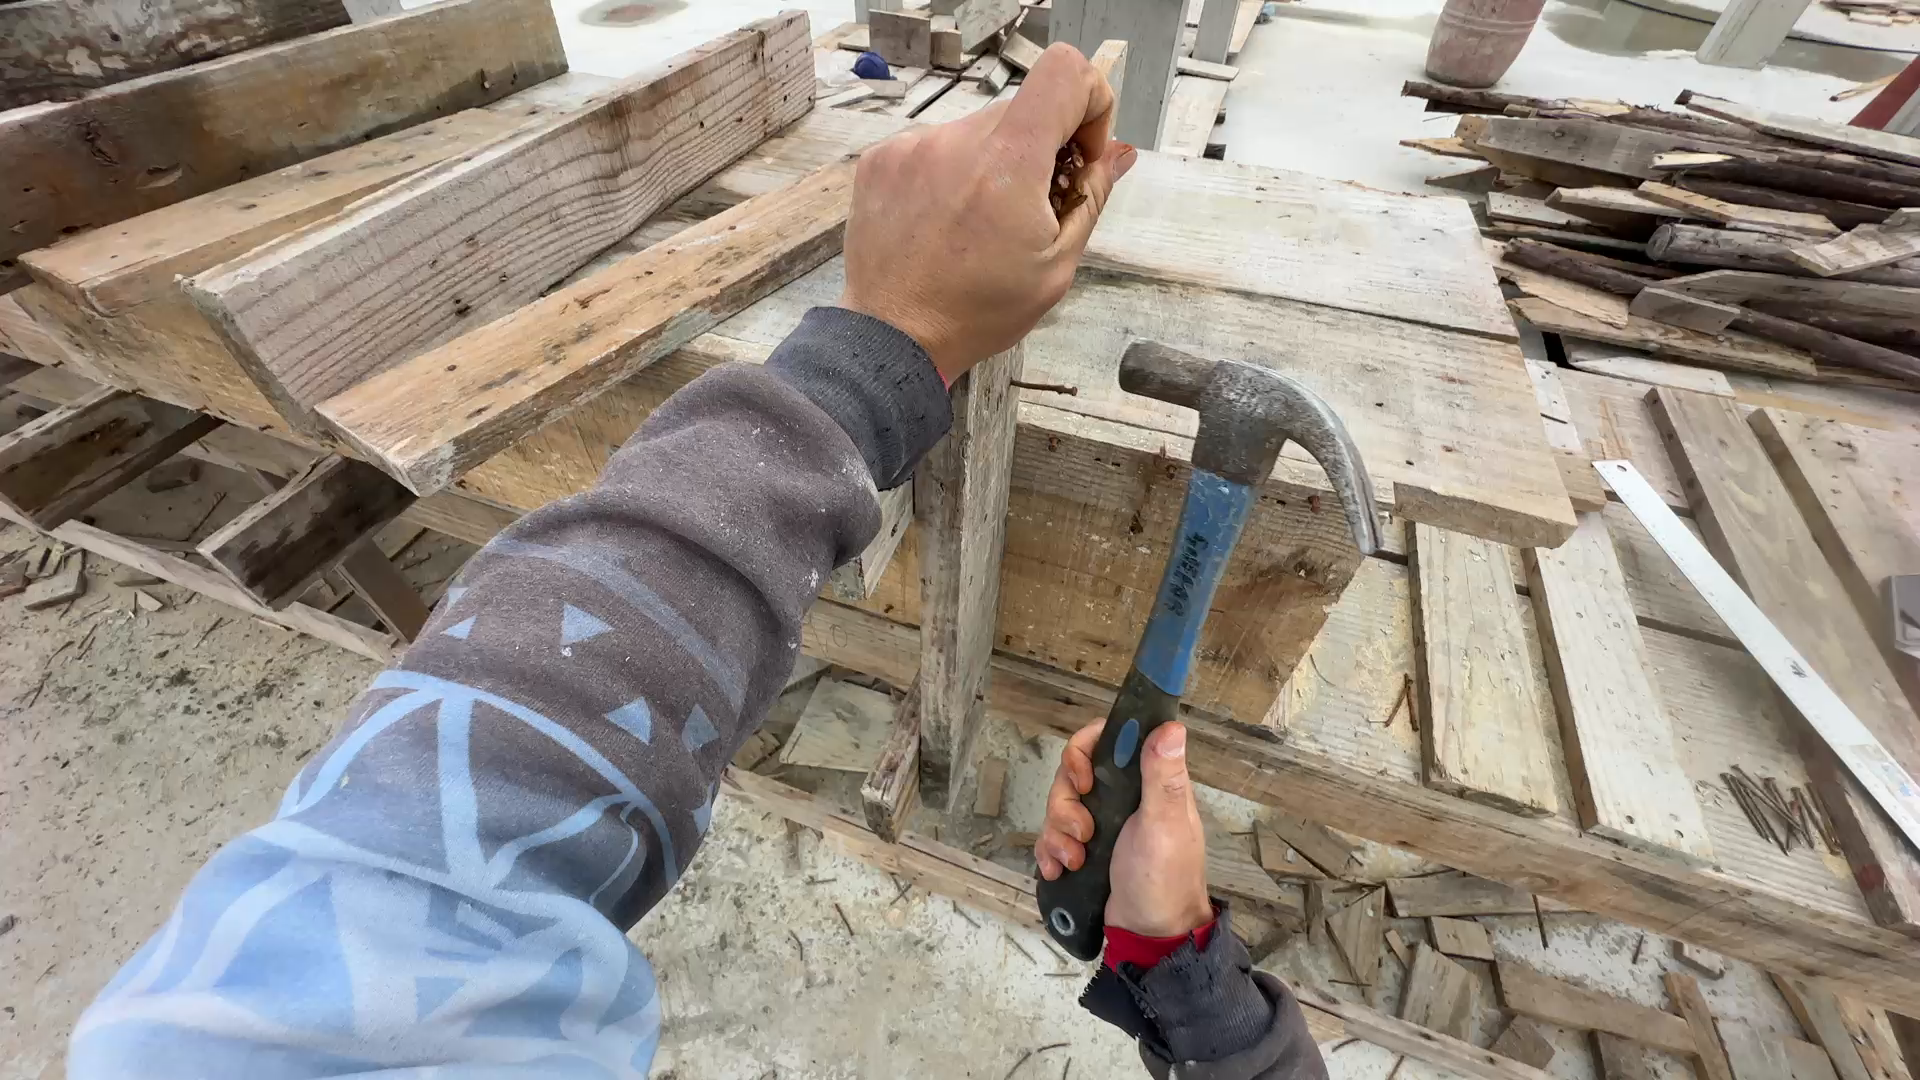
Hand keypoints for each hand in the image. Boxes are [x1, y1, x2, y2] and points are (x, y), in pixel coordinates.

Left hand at [838, 43, 1138, 383]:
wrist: (894, 338)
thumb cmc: (977, 313)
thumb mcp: (1053, 269)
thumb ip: (1090, 201)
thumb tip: (1118, 155)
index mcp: (1009, 162)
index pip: (1065, 72)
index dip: (1089, 102)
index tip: (1079, 155)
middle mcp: (957, 139)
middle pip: (1020, 111)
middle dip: (1038, 152)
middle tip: (1027, 212)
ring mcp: (912, 147)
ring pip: (975, 133)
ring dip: (991, 166)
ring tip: (977, 227)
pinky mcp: (881, 161)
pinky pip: (933, 148)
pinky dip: (949, 176)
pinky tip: (943, 225)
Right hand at [1036, 719, 1212, 938]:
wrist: (1150, 938)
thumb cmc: (1164, 878)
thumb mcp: (1165, 826)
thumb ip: (1162, 776)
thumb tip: (1172, 725)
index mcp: (1143, 781)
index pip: (1106, 740)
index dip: (1084, 749)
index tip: (1083, 778)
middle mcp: (1119, 795)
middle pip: (1072, 773)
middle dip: (1066, 803)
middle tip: (1084, 833)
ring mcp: (1099, 822)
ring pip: (1058, 805)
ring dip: (1058, 833)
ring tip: (1075, 861)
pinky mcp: (1083, 848)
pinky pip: (1051, 836)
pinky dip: (1050, 852)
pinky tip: (1059, 870)